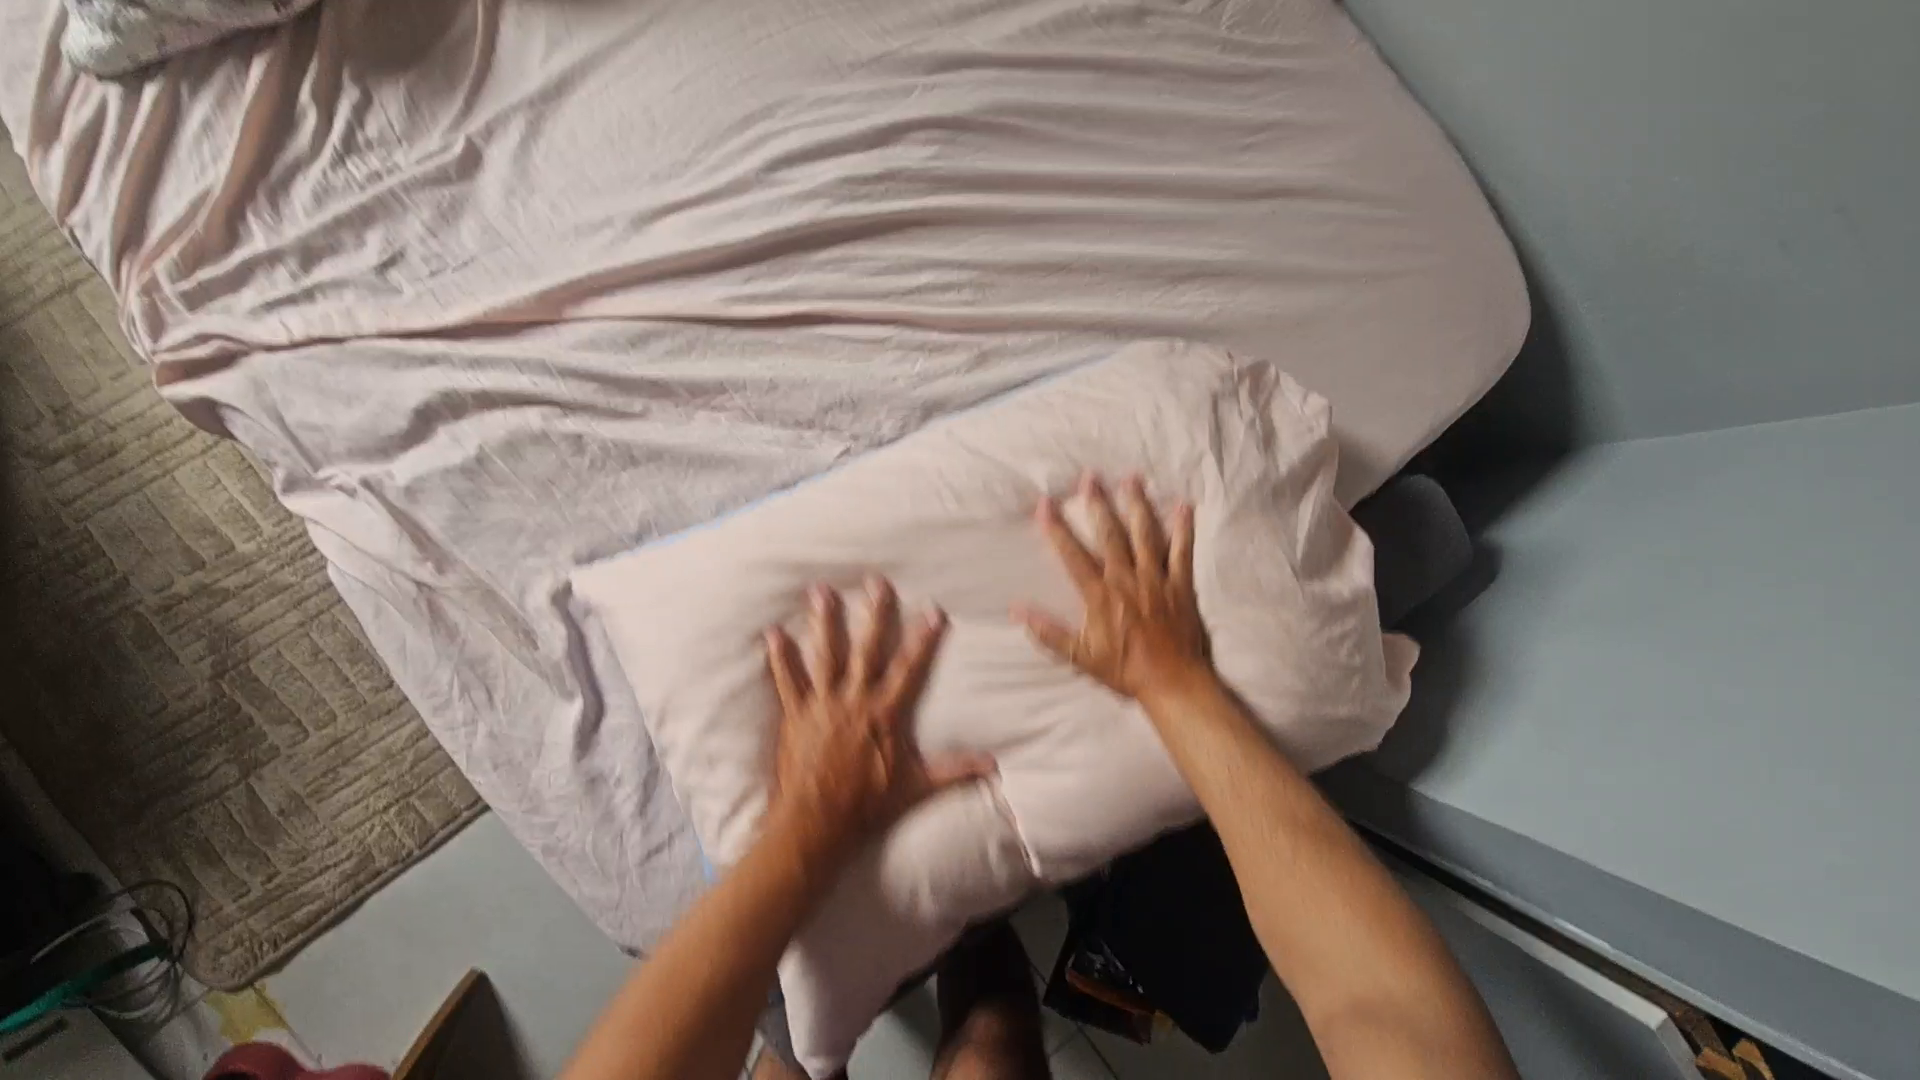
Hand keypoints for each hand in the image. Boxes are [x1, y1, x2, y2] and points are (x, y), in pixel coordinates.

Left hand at [764, 578, 994, 863]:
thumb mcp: (917, 788)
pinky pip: (787, 681)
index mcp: (884, 714)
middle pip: (866, 649)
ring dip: (823, 622)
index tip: (933, 610)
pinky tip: (772, 633)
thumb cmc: (868, 805)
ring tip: (820, 591)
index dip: (923, 639)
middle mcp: (854, 701)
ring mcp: (822, 705)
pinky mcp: (797, 716)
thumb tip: (994, 766)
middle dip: (873, 614)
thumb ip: (954, 771)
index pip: (909, 668)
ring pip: (824, 656)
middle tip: (875, 581)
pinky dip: (779, 658)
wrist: (818, 824)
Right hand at [1014, 473, 1213, 703]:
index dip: (1057, 529)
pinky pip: (1183, 551)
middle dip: (1098, 504)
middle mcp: (1127, 579)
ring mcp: (1157, 579)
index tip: (1045, 504)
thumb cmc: (1125, 671)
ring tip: (1132, 478)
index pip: (1073, 555)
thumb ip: (1049, 632)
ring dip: (1138, 505)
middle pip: (1110, 534)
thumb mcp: (1080, 657)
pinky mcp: (1181, 585)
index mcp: (1100, 595)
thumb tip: (1017, 611)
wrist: (1174, 683)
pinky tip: (1183, 505)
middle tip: (1090, 477)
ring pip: (1145, 535)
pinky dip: (1184, 528)